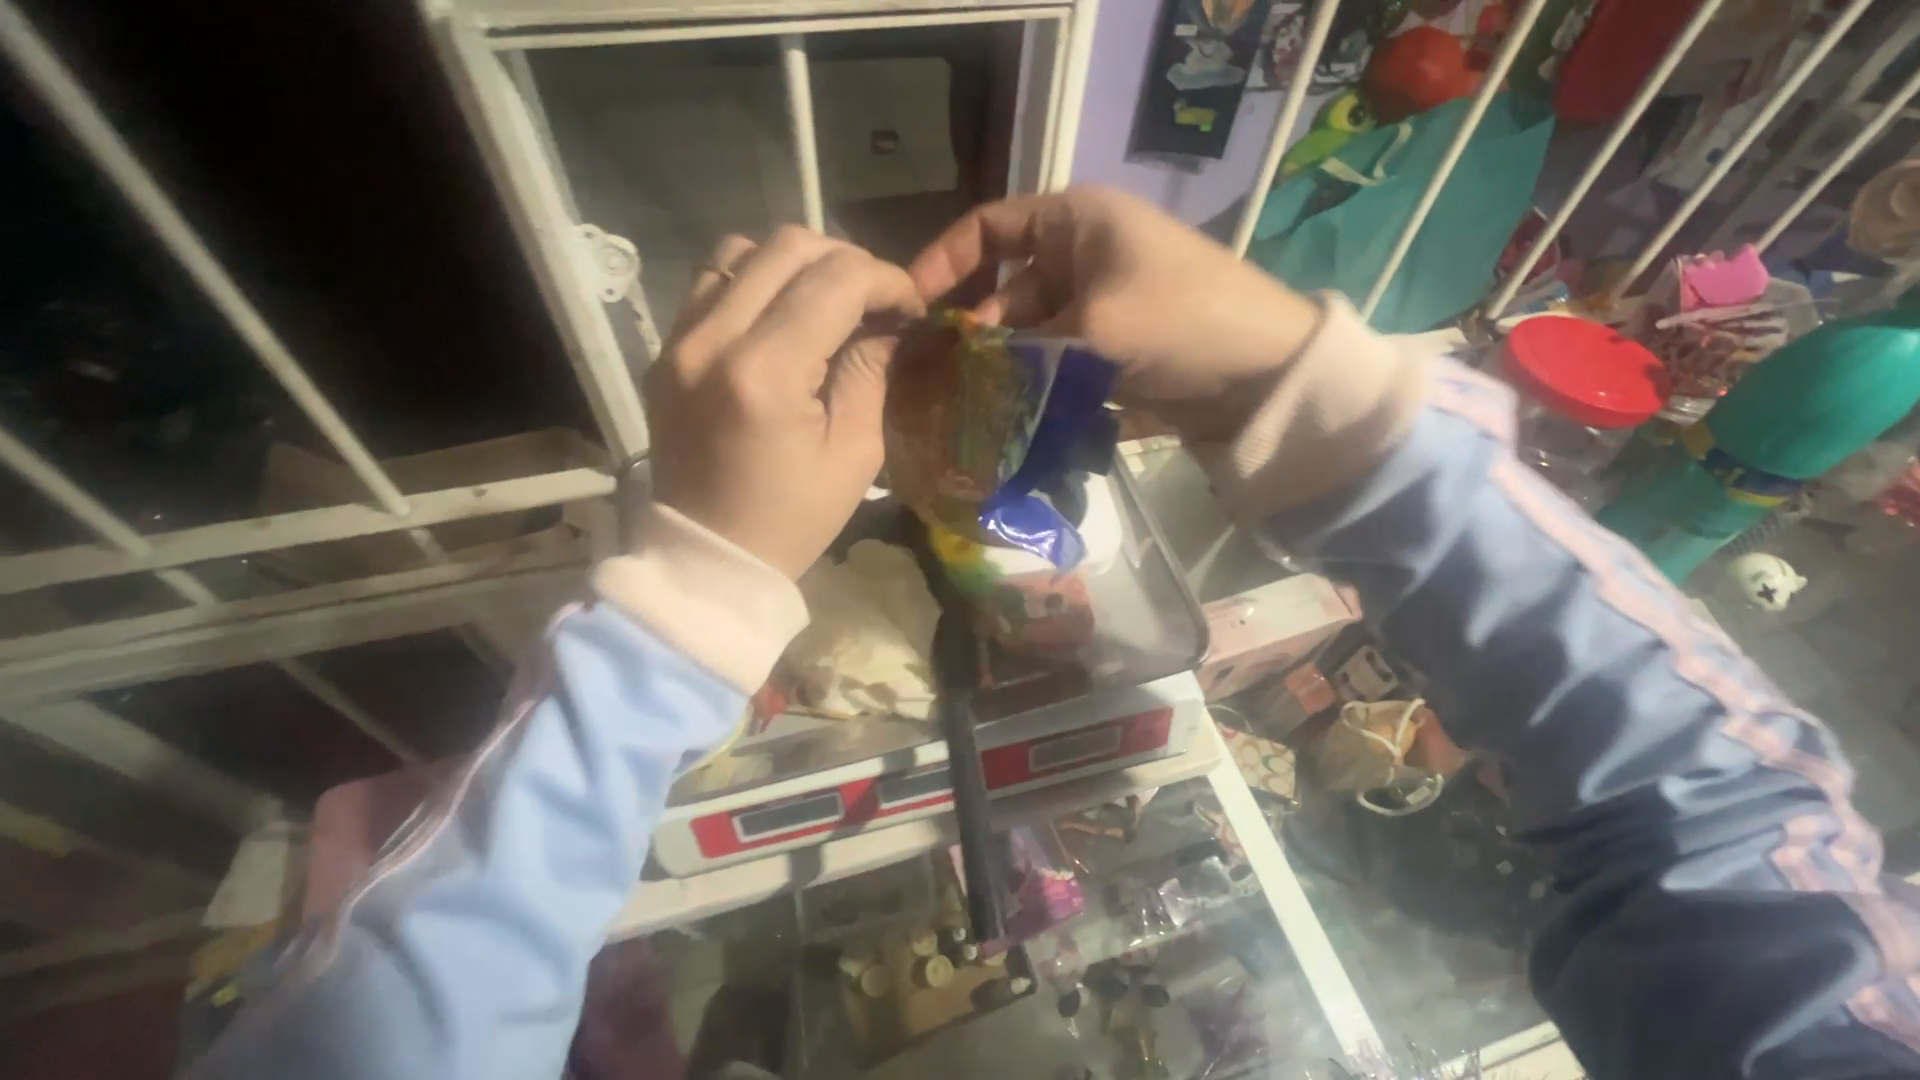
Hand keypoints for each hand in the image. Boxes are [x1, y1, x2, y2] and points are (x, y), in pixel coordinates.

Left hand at [646, 227, 923, 579]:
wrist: (707, 556)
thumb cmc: (792, 519)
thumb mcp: (855, 453)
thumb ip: (872, 370)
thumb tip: (887, 321)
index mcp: (764, 374)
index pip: (836, 280)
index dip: (887, 280)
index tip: (912, 309)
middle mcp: (710, 339)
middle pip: (788, 246)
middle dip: (848, 262)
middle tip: (875, 303)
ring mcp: (678, 340)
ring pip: (743, 249)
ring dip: (797, 264)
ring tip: (828, 303)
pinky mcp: (665, 349)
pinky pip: (711, 280)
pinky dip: (755, 281)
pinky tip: (781, 317)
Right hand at [908, 187, 1323, 441]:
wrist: (1264, 374)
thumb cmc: (1178, 321)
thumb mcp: (1090, 330)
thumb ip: (1019, 350)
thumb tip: (962, 374)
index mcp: (1074, 223)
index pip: (989, 227)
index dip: (945, 260)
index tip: (910, 306)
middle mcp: (1079, 258)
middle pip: (1003, 289)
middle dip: (972, 331)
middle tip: (936, 379)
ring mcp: (1094, 308)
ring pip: (1027, 335)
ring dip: (1001, 369)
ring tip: (965, 409)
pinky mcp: (1107, 353)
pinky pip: (1054, 366)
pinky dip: (1032, 388)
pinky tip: (1003, 420)